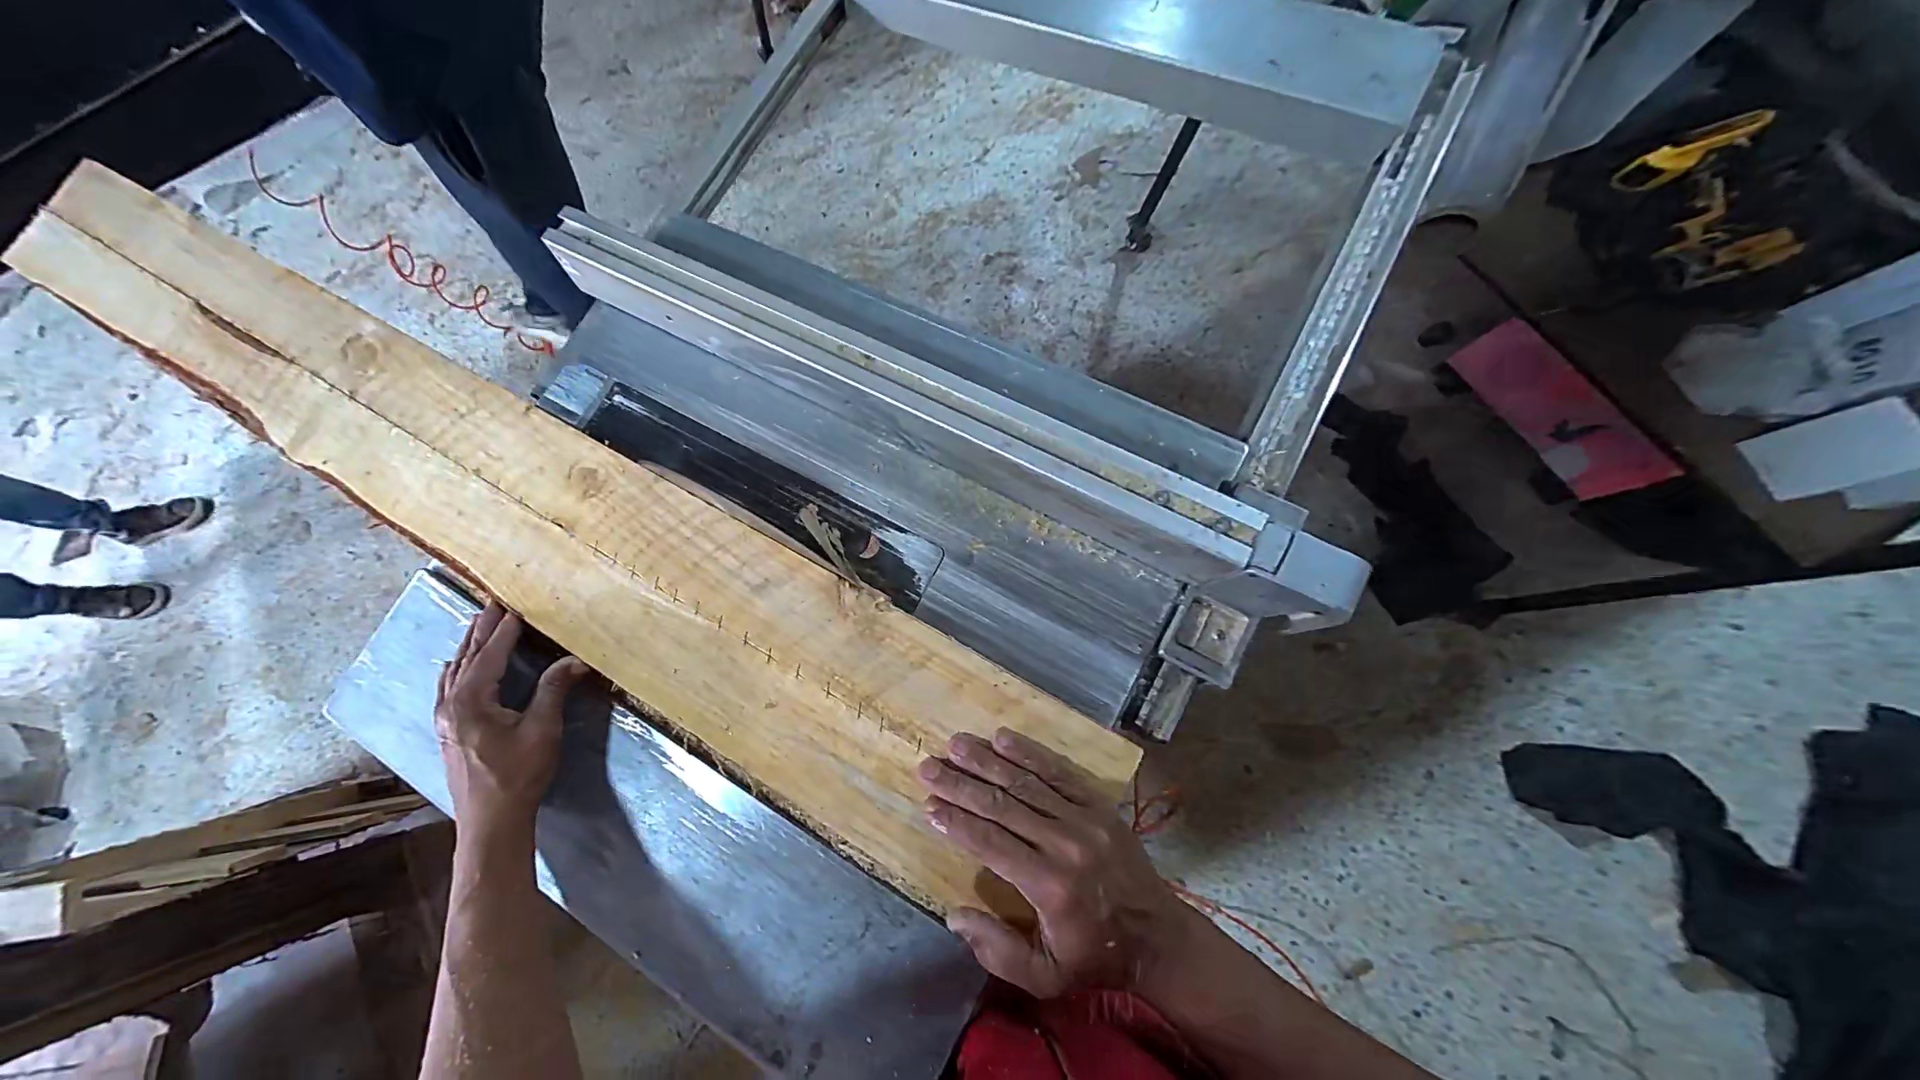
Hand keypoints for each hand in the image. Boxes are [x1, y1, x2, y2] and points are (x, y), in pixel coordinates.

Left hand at [434, 602, 587, 840]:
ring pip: (455, 671)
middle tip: (493, 603)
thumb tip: (574, 659)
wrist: (491, 821)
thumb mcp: (543, 730)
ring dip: (470, 646)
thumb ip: (553, 690)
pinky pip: (449, 686)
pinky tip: (459, 666)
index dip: (505, 630)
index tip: (516, 606)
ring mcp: (446, 719)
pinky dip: (459, 667)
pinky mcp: (449, 731)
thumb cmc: (518, 774)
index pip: (490, 655)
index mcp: (471, 700)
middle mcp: (451, 704)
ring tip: (480, 625)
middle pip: (467, 658)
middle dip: (482, 630)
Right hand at [918, 728, 1195, 997]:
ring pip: (1027, 783)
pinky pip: (1059, 773)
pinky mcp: (1099, 806)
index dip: (957, 822)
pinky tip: (1003, 738)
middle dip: (961, 784)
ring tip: (956, 743)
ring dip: (988, 761)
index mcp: (1048, 886)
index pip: (990, 843)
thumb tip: (954, 915)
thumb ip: (997, 950)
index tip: (929, 804)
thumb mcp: (1044, 977)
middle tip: (928, 766)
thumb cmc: (1094, 957)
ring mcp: (1085, 820)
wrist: (1158, 937)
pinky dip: (1030, 754)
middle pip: (1003, 805)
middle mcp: (1065, 845)